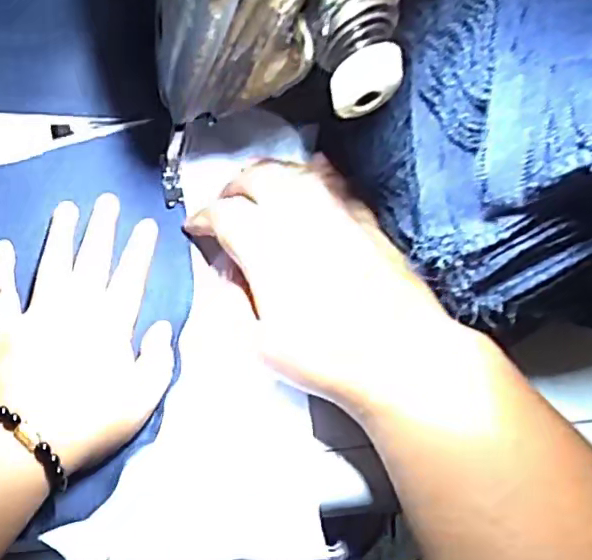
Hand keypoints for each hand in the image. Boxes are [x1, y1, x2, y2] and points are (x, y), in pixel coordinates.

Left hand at [0, 195, 175, 474]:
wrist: (27, 438)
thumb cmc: (90, 424)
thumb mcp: (141, 402)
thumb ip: (158, 362)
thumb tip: (162, 328)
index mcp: (112, 324)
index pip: (130, 278)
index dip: (139, 251)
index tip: (145, 226)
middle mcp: (76, 308)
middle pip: (91, 259)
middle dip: (102, 228)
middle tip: (107, 201)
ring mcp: (37, 314)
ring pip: (51, 262)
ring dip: (60, 234)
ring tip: (66, 208)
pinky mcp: (4, 327)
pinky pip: (2, 289)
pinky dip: (2, 267)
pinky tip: (4, 247)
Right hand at [183, 158, 490, 417]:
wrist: (396, 354)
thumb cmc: (326, 356)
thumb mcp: (260, 343)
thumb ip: (235, 300)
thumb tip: (227, 275)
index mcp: (266, 249)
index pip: (224, 214)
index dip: (203, 218)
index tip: (195, 227)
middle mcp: (301, 220)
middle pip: (259, 177)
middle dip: (233, 186)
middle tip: (222, 202)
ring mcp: (337, 214)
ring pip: (296, 171)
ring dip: (270, 174)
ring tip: (257, 187)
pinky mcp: (365, 221)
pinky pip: (333, 182)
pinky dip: (313, 174)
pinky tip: (311, 176)